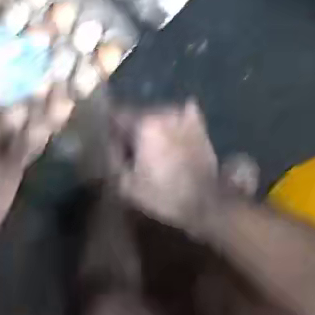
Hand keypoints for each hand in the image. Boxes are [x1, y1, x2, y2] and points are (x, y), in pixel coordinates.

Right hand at [110, 101, 222, 234]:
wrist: (204, 201)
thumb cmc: (162, 194)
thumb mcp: (125, 184)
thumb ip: (113, 157)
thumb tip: (112, 142)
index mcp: (143, 124)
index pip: (117, 116)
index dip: (111, 130)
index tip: (110, 142)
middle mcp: (163, 113)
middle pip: (139, 114)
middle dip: (132, 128)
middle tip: (131, 148)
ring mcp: (184, 116)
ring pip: (160, 114)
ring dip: (153, 125)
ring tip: (153, 146)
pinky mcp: (200, 124)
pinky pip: (181, 115)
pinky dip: (174, 122)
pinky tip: (173, 135)